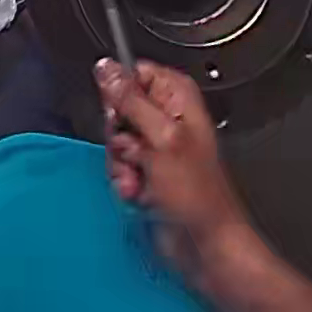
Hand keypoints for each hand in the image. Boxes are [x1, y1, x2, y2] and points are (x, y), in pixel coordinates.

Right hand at [95, 58, 249, 250]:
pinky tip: (136, 191)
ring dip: (121, 162)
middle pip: (119, 106)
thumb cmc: (195, 191)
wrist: (207, 246)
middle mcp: (165, 113)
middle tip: (134, 152)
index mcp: (176, 94)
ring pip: (116, 137)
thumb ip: (129, 99)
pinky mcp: (147, 167)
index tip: (120, 114)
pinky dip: (124, 178)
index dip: (119, 93)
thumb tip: (104, 66)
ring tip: (138, 178)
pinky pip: (120, 162)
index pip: (132, 72)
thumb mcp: (160, 137)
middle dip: (118, 134)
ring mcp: (156, 142)